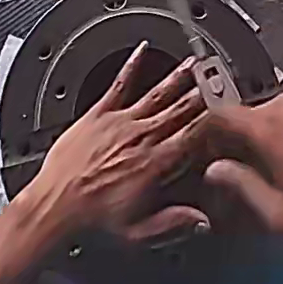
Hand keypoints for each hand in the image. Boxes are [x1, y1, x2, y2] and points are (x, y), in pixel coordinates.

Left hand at [15, 42, 210, 242]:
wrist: (54, 206)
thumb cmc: (92, 221)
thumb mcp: (138, 233)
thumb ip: (173, 223)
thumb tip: (202, 220)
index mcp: (154, 165)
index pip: (192, 137)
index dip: (212, 122)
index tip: (228, 110)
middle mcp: (141, 138)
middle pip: (179, 110)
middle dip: (201, 93)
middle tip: (218, 76)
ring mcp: (120, 122)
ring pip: (157, 94)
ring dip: (177, 77)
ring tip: (194, 63)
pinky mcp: (99, 113)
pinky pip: (120, 83)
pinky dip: (132, 64)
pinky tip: (142, 49)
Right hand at [205, 90, 282, 262]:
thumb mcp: (280, 216)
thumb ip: (241, 186)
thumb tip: (217, 170)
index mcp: (270, 127)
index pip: (221, 114)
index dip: (207, 130)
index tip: (205, 146)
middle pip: (252, 113)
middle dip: (247, 138)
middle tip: (251, 169)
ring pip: (282, 111)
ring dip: (278, 132)